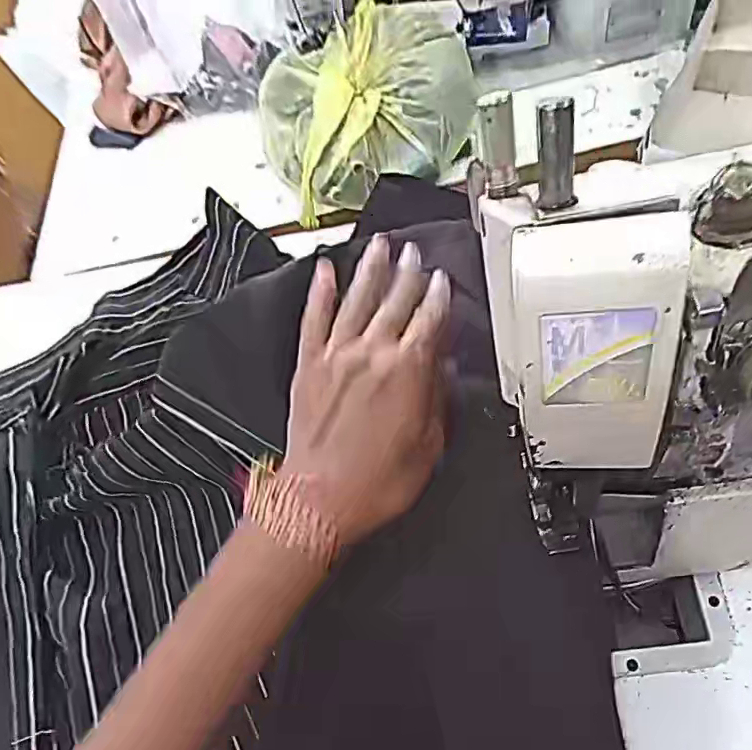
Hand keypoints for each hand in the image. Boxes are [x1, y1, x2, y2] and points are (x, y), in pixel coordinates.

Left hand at [283, 233, 450, 546]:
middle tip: (415, 252)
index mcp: (407, 373)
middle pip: (394, 302)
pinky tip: (325, 272)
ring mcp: (336, 356)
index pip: (429, 322)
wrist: (320, 499)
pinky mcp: (308, 366)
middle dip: (408, 275)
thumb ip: (437, 400)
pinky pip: (315, 318)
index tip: (442, 281)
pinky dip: (320, 292)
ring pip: (356, 300)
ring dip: (370, 270)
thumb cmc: (377, 481)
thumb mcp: (428, 447)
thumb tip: (443, 369)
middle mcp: (371, 355)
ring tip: (380, 247)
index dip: (438, 298)